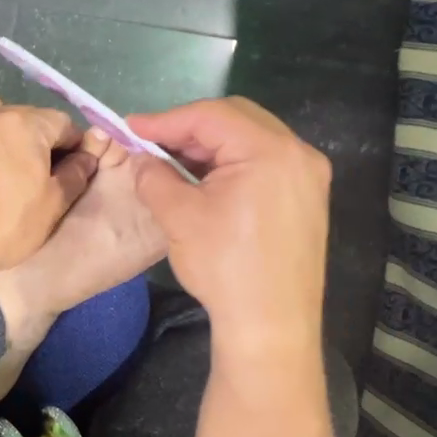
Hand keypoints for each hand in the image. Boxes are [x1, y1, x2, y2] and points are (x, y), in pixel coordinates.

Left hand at [0, 94, 98, 276]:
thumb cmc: (7, 225)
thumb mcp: (54, 205)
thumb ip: (75, 174)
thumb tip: (87, 157)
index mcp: (25, 123)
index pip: (62, 123)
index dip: (72, 145)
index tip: (70, 168)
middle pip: (24, 117)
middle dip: (34, 139)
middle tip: (34, 172)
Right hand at [128, 97, 329, 356]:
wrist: (270, 321)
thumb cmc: (224, 266)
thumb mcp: (179, 217)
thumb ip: (155, 177)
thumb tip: (141, 159)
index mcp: (269, 151)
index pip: (211, 116)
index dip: (165, 120)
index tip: (129, 128)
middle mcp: (297, 153)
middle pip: (236, 120)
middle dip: (189, 128)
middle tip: (150, 143)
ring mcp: (307, 176)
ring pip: (250, 141)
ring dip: (209, 146)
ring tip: (170, 161)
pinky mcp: (305, 198)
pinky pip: (263, 163)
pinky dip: (229, 164)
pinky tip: (203, 181)